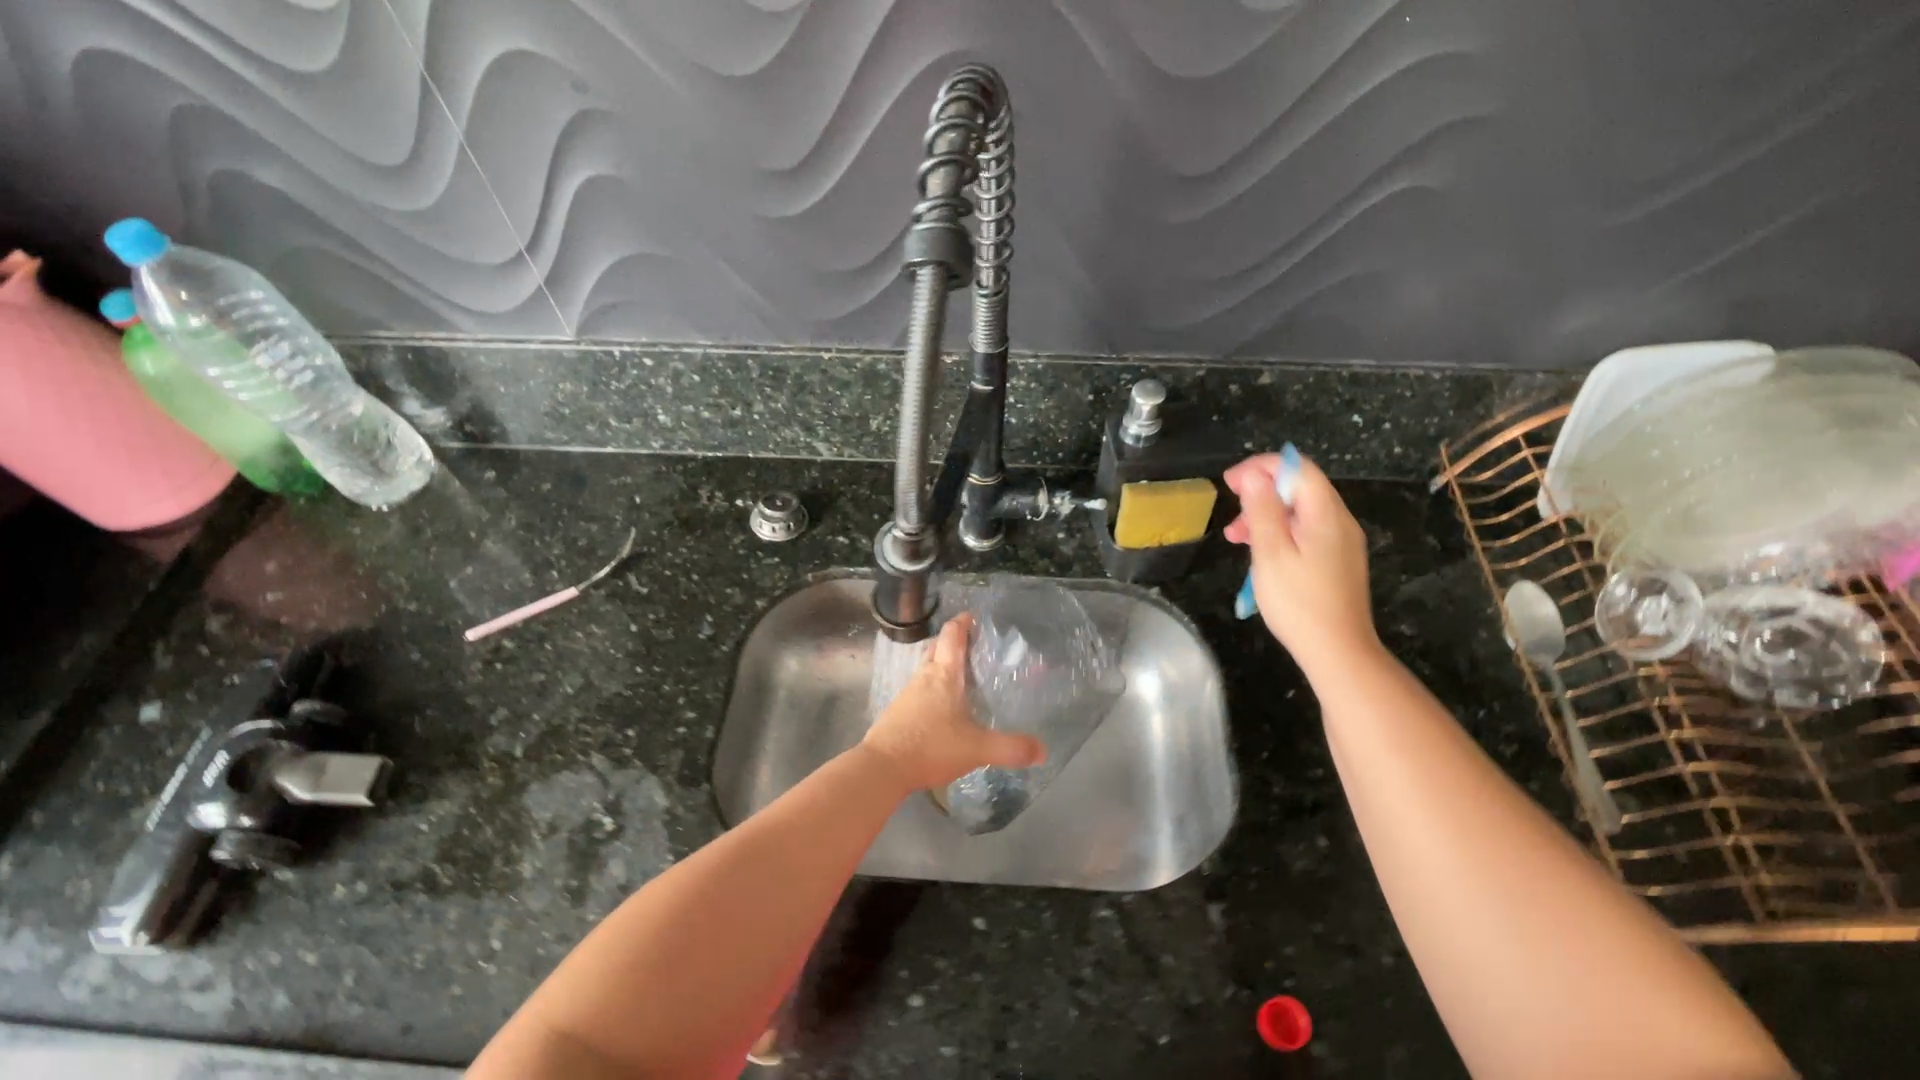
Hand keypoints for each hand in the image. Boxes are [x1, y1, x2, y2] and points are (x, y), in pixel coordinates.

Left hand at [861, 614, 1046, 791]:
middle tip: (973, 646)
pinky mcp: (898, 713)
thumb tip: (1043, 751)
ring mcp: (907, 695)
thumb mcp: (977, 749)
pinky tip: (943, 708)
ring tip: (963, 677)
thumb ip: (1011, 749)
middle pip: (936, 648)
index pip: (952, 636)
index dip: (964, 623)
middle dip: (953, 641)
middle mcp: (923, 677)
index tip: (975, 617)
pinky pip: (919, 690)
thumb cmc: (930, 747)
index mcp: (944, 675)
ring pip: (926, 669)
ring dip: (942, 666)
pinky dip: (932, 689)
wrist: (882, 768)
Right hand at [1223, 452, 1379, 675]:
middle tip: (1230, 511)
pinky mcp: (1338, 562)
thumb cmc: (1299, 602)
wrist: (1338, 651)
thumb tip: (1256, 476)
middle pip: (1300, 489)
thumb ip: (1262, 510)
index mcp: (1326, 514)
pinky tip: (1261, 555)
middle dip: (1261, 493)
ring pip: (1301, 513)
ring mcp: (1342, 543)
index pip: (1298, 469)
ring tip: (1236, 538)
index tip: (1230, 482)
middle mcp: (1340, 522)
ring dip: (1266, 516)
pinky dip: (1281, 534)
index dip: (1262, 467)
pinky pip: (1307, 533)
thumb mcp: (1271, 553)